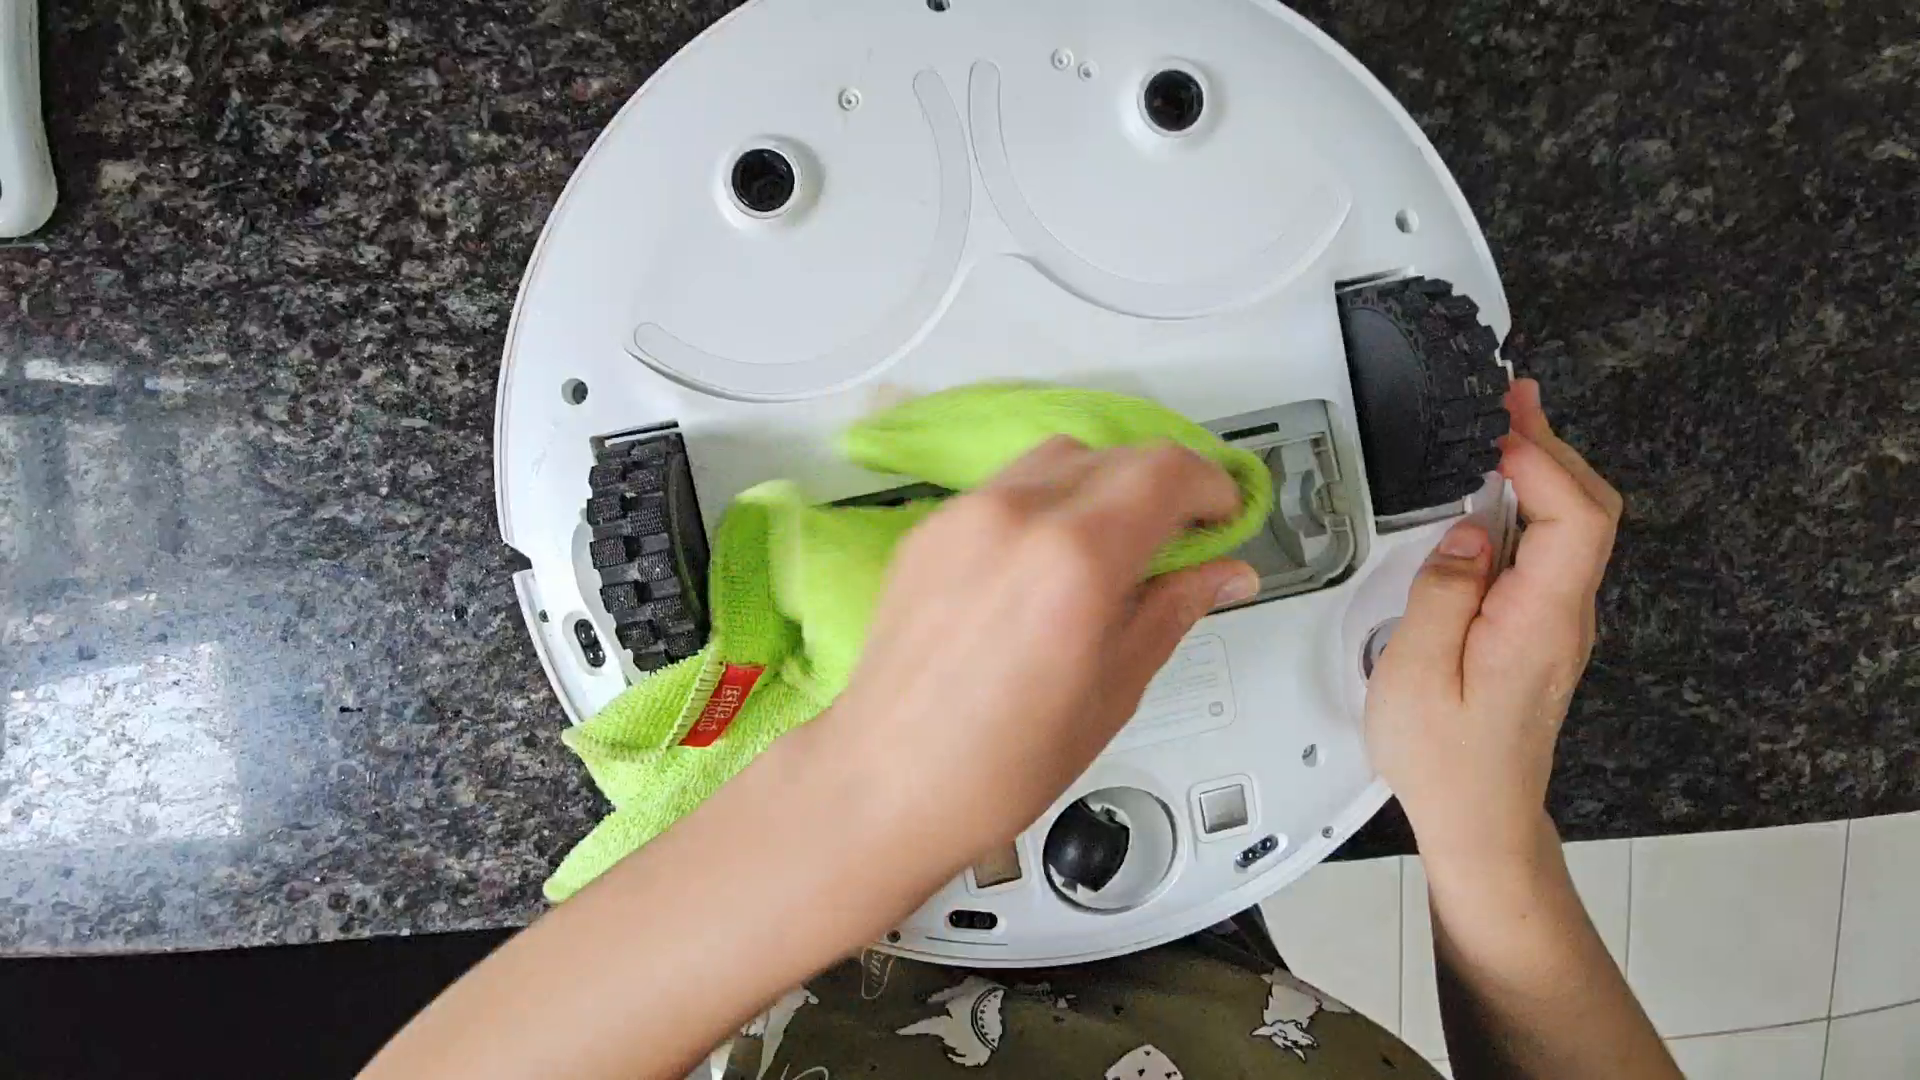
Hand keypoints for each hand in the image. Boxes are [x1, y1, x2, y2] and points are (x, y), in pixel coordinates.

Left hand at [811, 436, 1258, 878]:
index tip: (1222, 519)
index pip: (1165, 471)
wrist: (886, 779)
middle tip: (1178, 539)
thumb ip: (1173, 609)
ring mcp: (963, 515)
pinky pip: (1006, 487)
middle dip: (1163, 485)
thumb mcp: (1115, 689)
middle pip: (1116, 456)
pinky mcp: (929, 529)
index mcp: (1074, 558)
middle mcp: (1015, 515)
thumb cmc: (1006, 761)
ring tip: (1113, 545)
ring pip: (1058, 458)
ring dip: (1104, 484)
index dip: (1209, 485)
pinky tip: (1046, 556)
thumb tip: (1225, 573)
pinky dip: (1047, 500)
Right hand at [1365, 378, 1623, 868]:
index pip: (1574, 521)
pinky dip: (1530, 506)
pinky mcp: (1537, 630)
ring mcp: (1556, 624)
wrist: (1477, 814)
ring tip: (1504, 429)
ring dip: (1542, 470)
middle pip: (1588, 513)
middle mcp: (1563, 618)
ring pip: (1573, 528)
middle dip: (1552, 447)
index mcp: (1538, 623)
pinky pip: (1550, 553)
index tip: (1503, 424)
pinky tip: (1498, 495)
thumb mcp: (1417, 673)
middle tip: (1514, 399)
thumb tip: (1465, 537)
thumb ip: (1443, 597)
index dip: (1544, 462)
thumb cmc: (1442, 755)